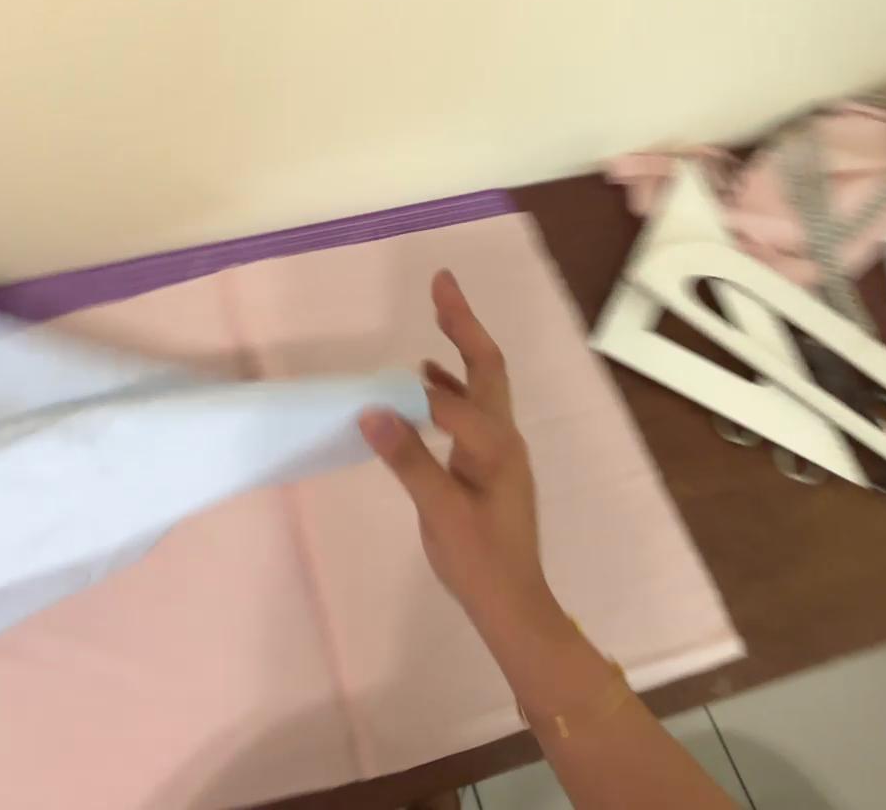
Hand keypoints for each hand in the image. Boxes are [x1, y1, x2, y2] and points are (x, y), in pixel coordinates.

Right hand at [359, 271, 564, 639]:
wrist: (513, 602)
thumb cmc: (480, 562)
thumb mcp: (440, 514)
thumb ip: (408, 459)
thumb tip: (372, 410)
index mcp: (496, 445)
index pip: (452, 403)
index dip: (414, 397)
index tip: (373, 402)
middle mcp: (504, 435)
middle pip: (486, 364)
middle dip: (463, 322)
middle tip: (442, 283)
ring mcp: (499, 446)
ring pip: (482, 381)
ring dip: (460, 344)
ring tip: (438, 311)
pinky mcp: (488, 459)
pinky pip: (471, 406)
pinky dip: (450, 382)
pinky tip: (426, 377)